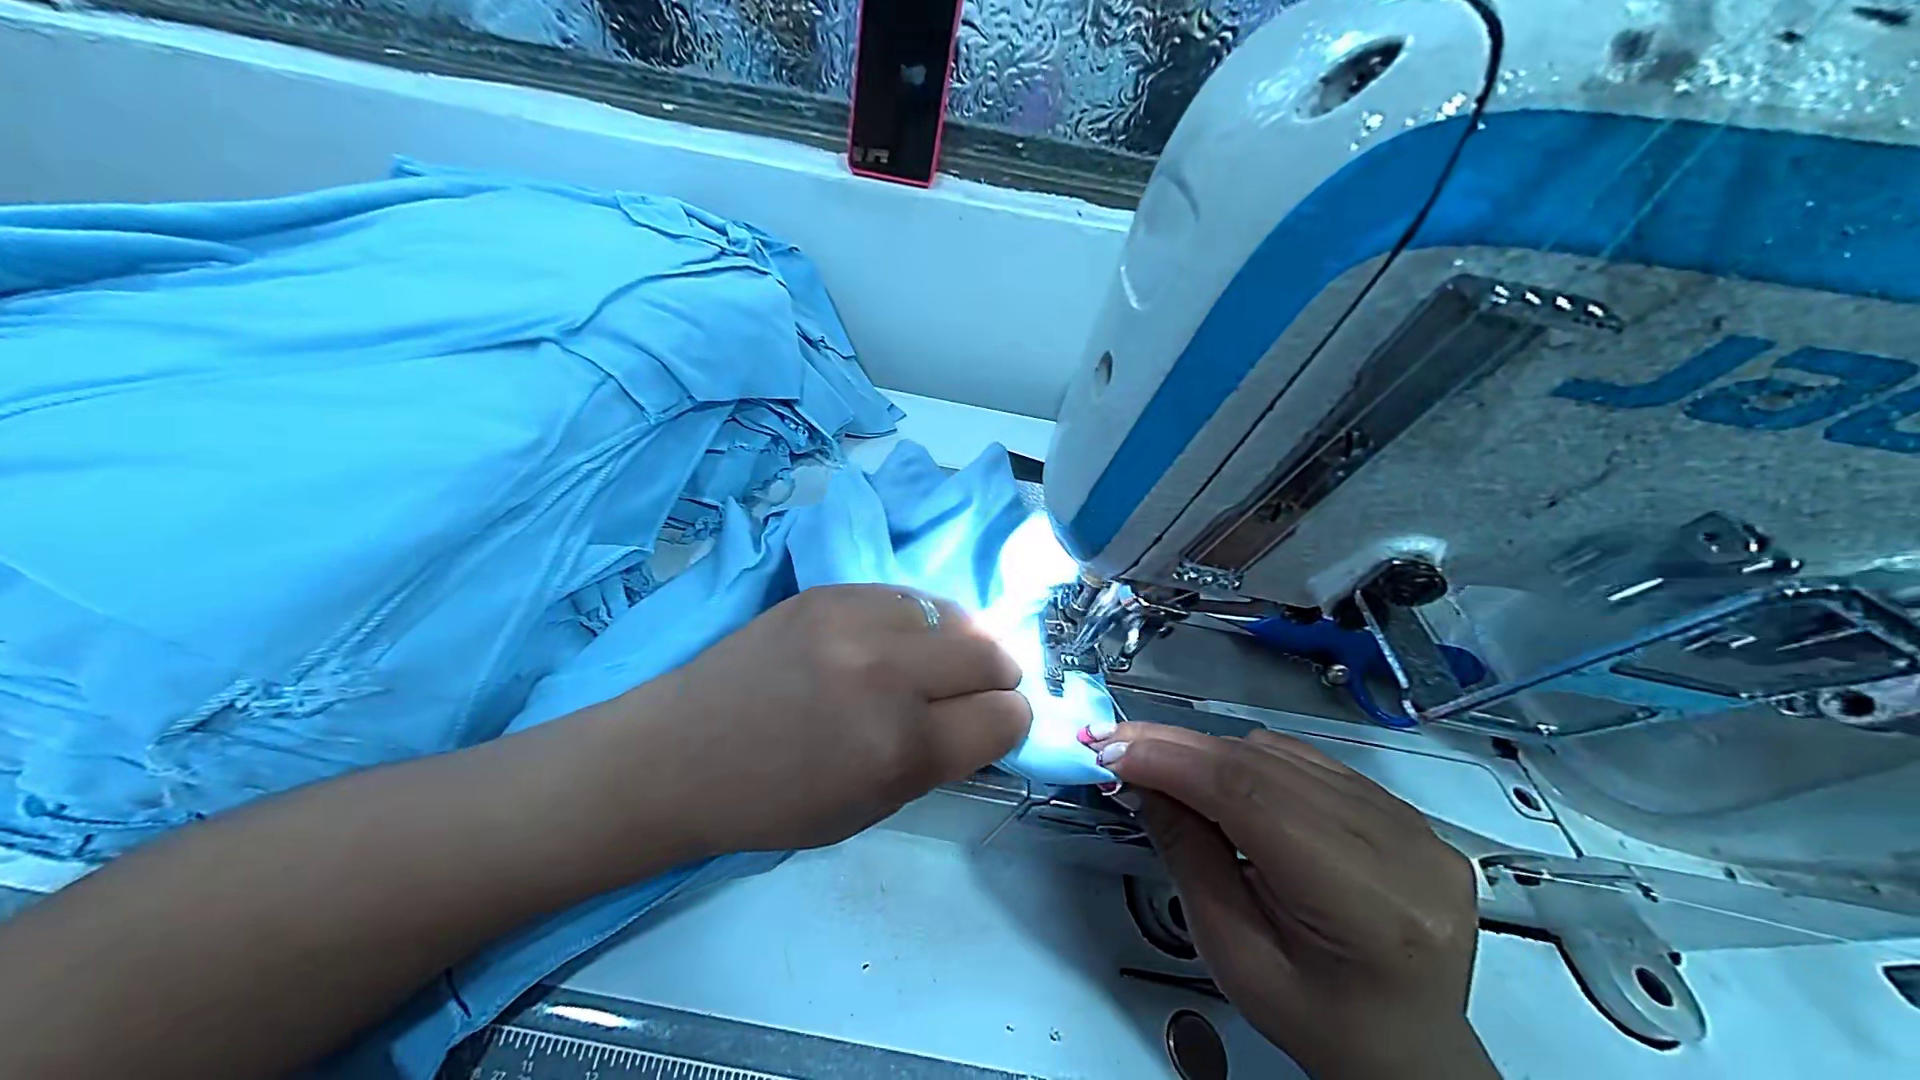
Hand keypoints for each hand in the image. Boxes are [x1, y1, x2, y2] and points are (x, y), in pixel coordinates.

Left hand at [616, 584, 1031, 856]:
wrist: (681, 752)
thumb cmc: (775, 802)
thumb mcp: (872, 806)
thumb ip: (940, 759)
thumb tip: (987, 715)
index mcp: (901, 748)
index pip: (1005, 717)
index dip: (1006, 724)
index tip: (990, 725)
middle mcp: (888, 675)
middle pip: (991, 655)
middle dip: (995, 679)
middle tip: (969, 693)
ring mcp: (855, 622)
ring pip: (956, 615)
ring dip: (956, 644)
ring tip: (929, 663)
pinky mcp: (829, 593)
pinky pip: (907, 596)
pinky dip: (916, 621)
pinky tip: (891, 641)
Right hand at [1091, 723, 1496, 1079]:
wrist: (1404, 1042)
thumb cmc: (1316, 1017)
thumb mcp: (1235, 954)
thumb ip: (1189, 857)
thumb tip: (1142, 781)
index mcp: (1369, 903)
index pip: (1253, 798)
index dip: (1174, 763)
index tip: (1112, 750)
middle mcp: (1400, 847)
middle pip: (1265, 765)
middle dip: (1179, 748)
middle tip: (1116, 743)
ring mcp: (1408, 821)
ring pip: (1280, 752)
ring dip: (1208, 751)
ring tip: (1157, 763)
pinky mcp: (1399, 808)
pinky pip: (1304, 760)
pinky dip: (1246, 759)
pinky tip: (1216, 777)